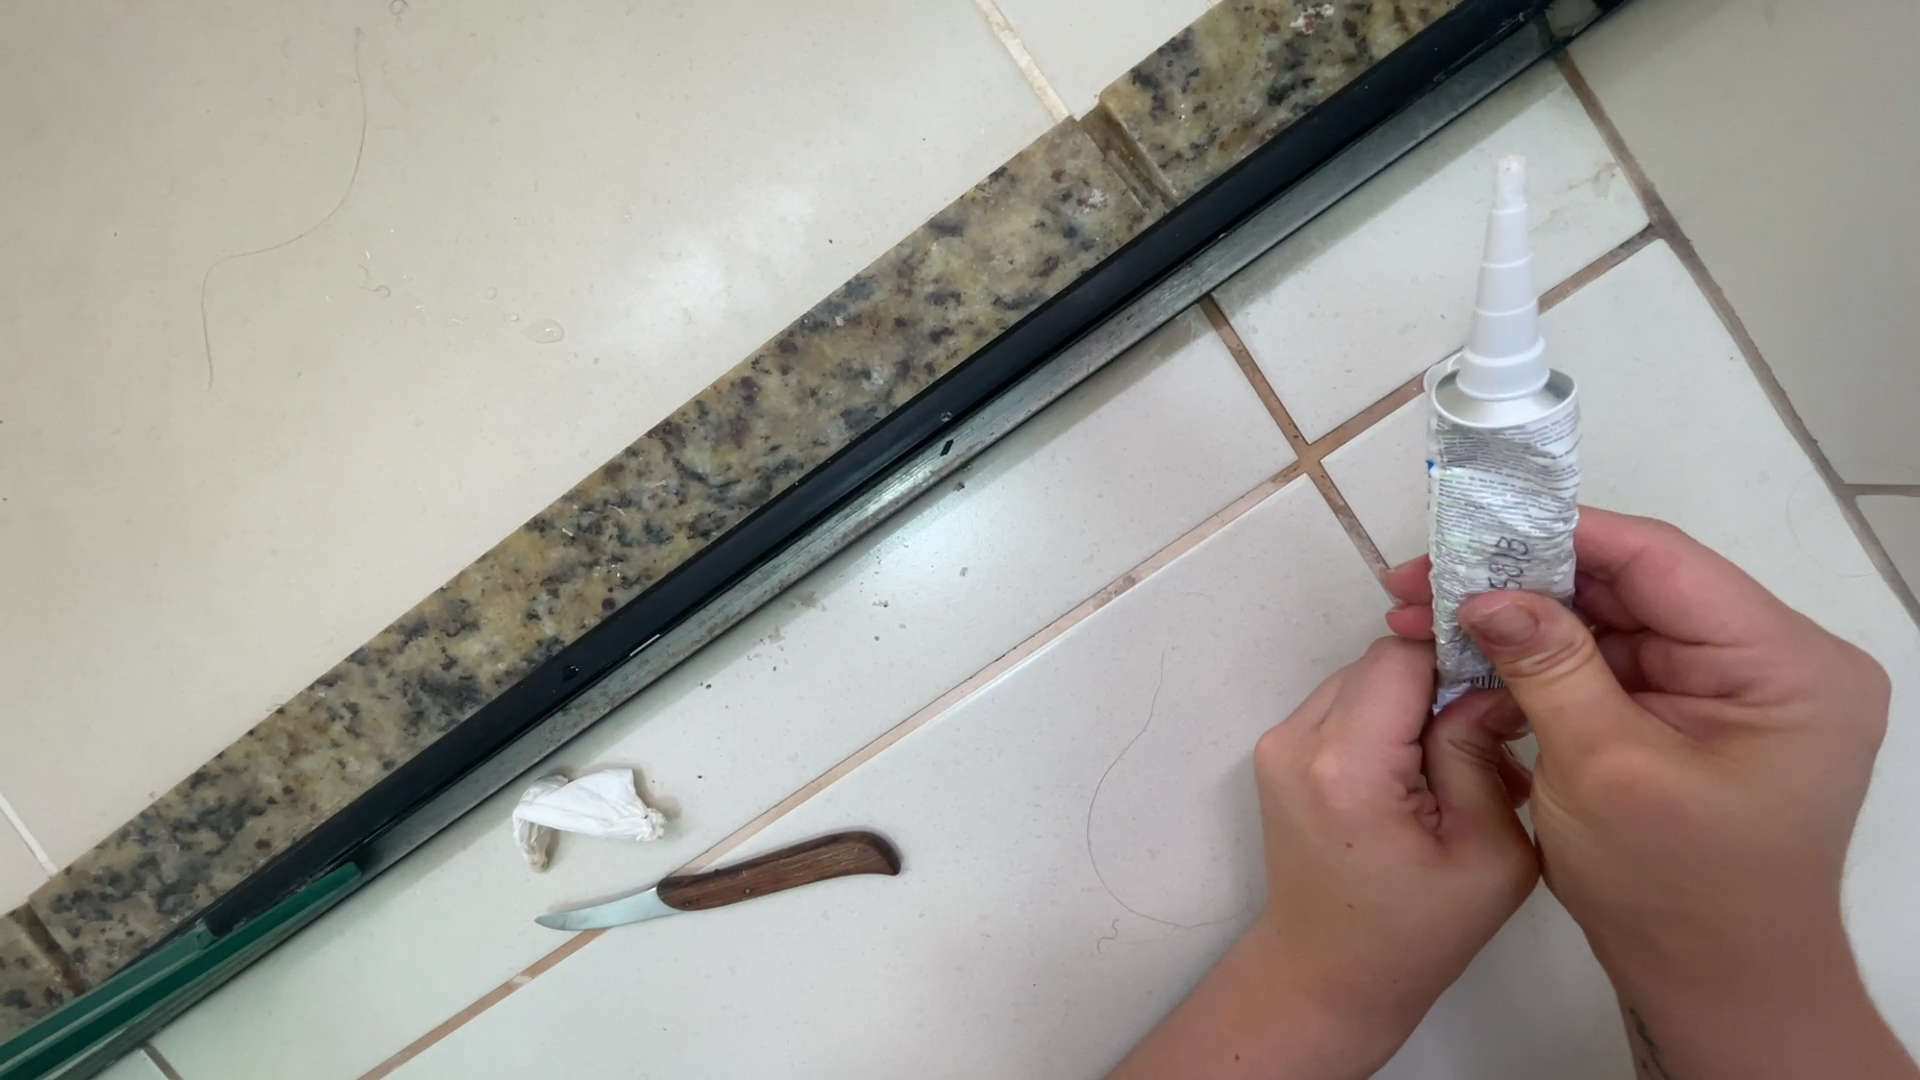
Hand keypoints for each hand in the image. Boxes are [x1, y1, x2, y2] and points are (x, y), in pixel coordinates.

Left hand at [1113, 639, 1535, 1078]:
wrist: (1327, 965)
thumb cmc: (1416, 929)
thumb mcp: (1488, 853)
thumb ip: (1481, 755)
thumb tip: (1491, 685)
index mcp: (1345, 763)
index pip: (1398, 659)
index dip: (1452, 660)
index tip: (1499, 687)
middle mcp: (1295, 738)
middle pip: (1374, 666)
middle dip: (1435, 687)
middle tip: (1486, 738)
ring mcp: (1275, 742)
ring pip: (1356, 681)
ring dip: (1407, 705)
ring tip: (1452, 763)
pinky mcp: (1273, 751)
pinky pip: (1335, 707)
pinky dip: (1377, 721)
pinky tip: (1411, 770)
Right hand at [1385, 507, 1912, 1078]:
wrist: (1703, 975)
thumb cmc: (1675, 881)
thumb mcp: (1604, 766)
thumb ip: (1548, 667)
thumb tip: (1480, 593)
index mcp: (1777, 663)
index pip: (1658, 561)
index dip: (1557, 535)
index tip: (1464, 531)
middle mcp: (1748, 657)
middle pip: (1614, 583)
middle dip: (1509, 578)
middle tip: (1416, 580)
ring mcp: (1701, 681)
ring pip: (1586, 615)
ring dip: (1501, 613)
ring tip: (1415, 612)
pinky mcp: (1659, 705)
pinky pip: (1578, 655)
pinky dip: (1514, 650)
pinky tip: (1452, 647)